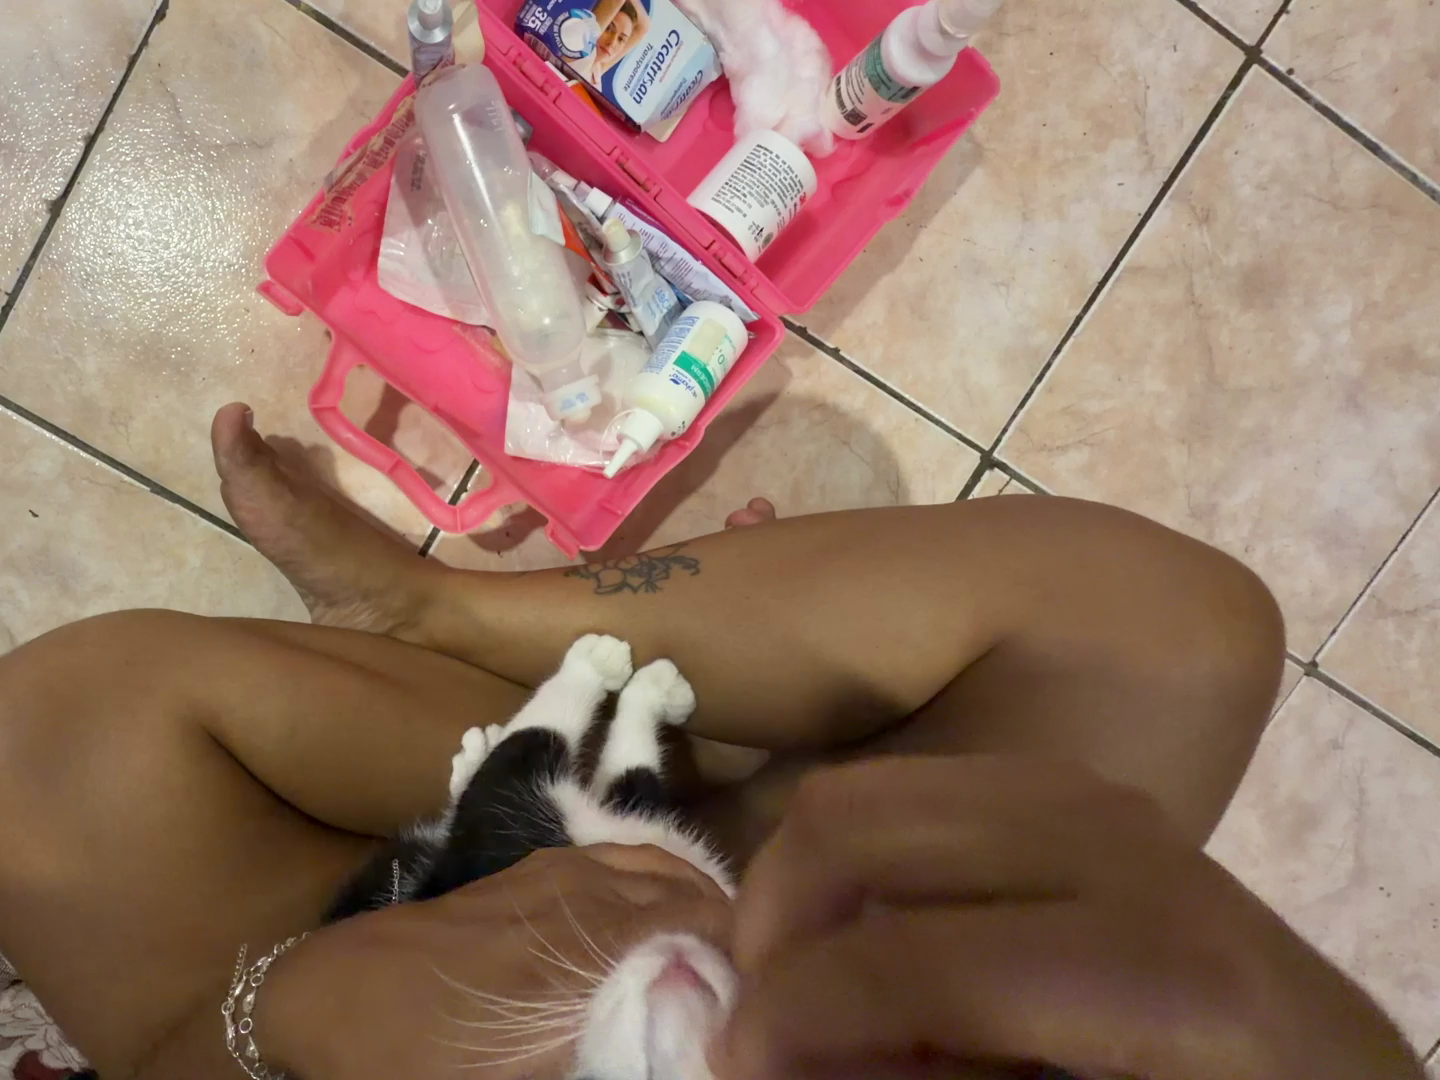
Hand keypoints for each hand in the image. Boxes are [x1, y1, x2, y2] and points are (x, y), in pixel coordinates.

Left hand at [258, 843, 731, 1079]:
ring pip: (658, 869)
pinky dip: (659, 886)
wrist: (339, 997)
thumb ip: (616, 1053)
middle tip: (755, 991)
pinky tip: (661, 922)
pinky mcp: (534, 869)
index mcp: (591, 946)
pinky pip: (620, 862)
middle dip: (733, 937)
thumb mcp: (530, 1076)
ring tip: (721, 960)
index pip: (705, 929)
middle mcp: (585, 891)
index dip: (750, 963)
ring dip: (698, 907)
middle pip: (690, 895)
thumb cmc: (425, 1058)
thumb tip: (678, 1041)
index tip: (769, 1007)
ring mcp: (557, 870)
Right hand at [718, 755, 1423, 1079]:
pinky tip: (849, 917)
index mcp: (1162, 970)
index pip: (914, 964)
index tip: (736, 1061)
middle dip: (770, 923)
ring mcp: (1070, 790)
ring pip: (850, 792)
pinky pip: (885, 788)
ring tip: (790, 959)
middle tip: (752, 1004)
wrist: (1320, 1072)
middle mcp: (1112, 841)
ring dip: (791, 881)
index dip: (800, 1014)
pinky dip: (836, 853)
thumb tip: (772, 1057)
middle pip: (852, 830)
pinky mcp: (1037, 778)